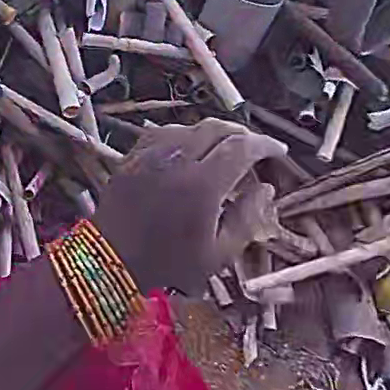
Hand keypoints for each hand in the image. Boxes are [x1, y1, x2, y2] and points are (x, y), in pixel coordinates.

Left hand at [93, 119, 286, 293]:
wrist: (112, 259)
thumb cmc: (169, 263)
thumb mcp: (218, 254)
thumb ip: (248, 219)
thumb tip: (265, 188)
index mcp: (201, 185)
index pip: (240, 147)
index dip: (264, 145)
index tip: (277, 151)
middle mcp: (176, 161)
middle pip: (216, 128)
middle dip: (241, 134)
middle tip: (253, 149)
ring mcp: (151, 154)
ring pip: (190, 126)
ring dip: (213, 132)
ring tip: (224, 150)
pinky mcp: (133, 155)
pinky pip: (164, 132)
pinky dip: (184, 134)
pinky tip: (190, 151)